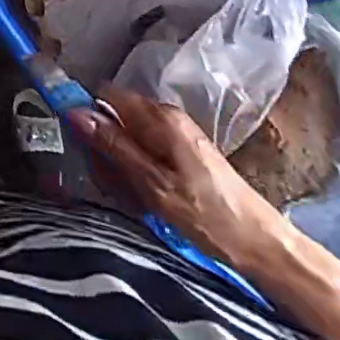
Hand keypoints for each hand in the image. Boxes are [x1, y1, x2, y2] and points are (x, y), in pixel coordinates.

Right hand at [68, 86, 288, 266]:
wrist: (263, 245)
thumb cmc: (208, 215)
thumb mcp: (153, 184)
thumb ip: (114, 146)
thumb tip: (76, 113)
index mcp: (160, 117)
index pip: (106, 95)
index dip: (87, 113)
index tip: (78, 142)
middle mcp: (167, 116)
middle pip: (115, 116)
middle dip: (103, 145)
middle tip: (107, 180)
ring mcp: (176, 134)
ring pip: (128, 136)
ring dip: (119, 162)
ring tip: (127, 194)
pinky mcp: (183, 152)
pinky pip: (145, 150)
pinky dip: (136, 170)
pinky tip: (143, 196)